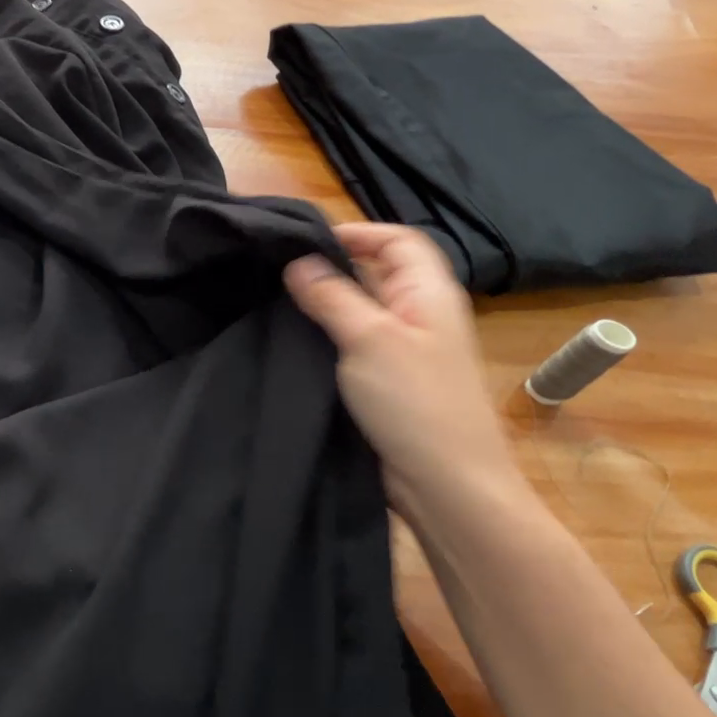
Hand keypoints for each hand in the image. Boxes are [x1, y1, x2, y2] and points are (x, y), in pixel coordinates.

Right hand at [283, 223, 525, 519]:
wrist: (445, 483)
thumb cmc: (416, 402)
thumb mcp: (369, 339)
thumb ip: (332, 296)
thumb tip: (297, 260)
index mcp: (428, 294)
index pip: (397, 240)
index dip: (356, 233)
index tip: (302, 242)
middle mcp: (416, 314)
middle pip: (374, 272)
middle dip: (329, 266)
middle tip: (275, 269)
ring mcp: (399, 349)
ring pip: (356, 308)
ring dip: (320, 302)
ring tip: (270, 299)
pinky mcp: (380, 379)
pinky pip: (347, 342)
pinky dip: (320, 334)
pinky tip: (287, 338)